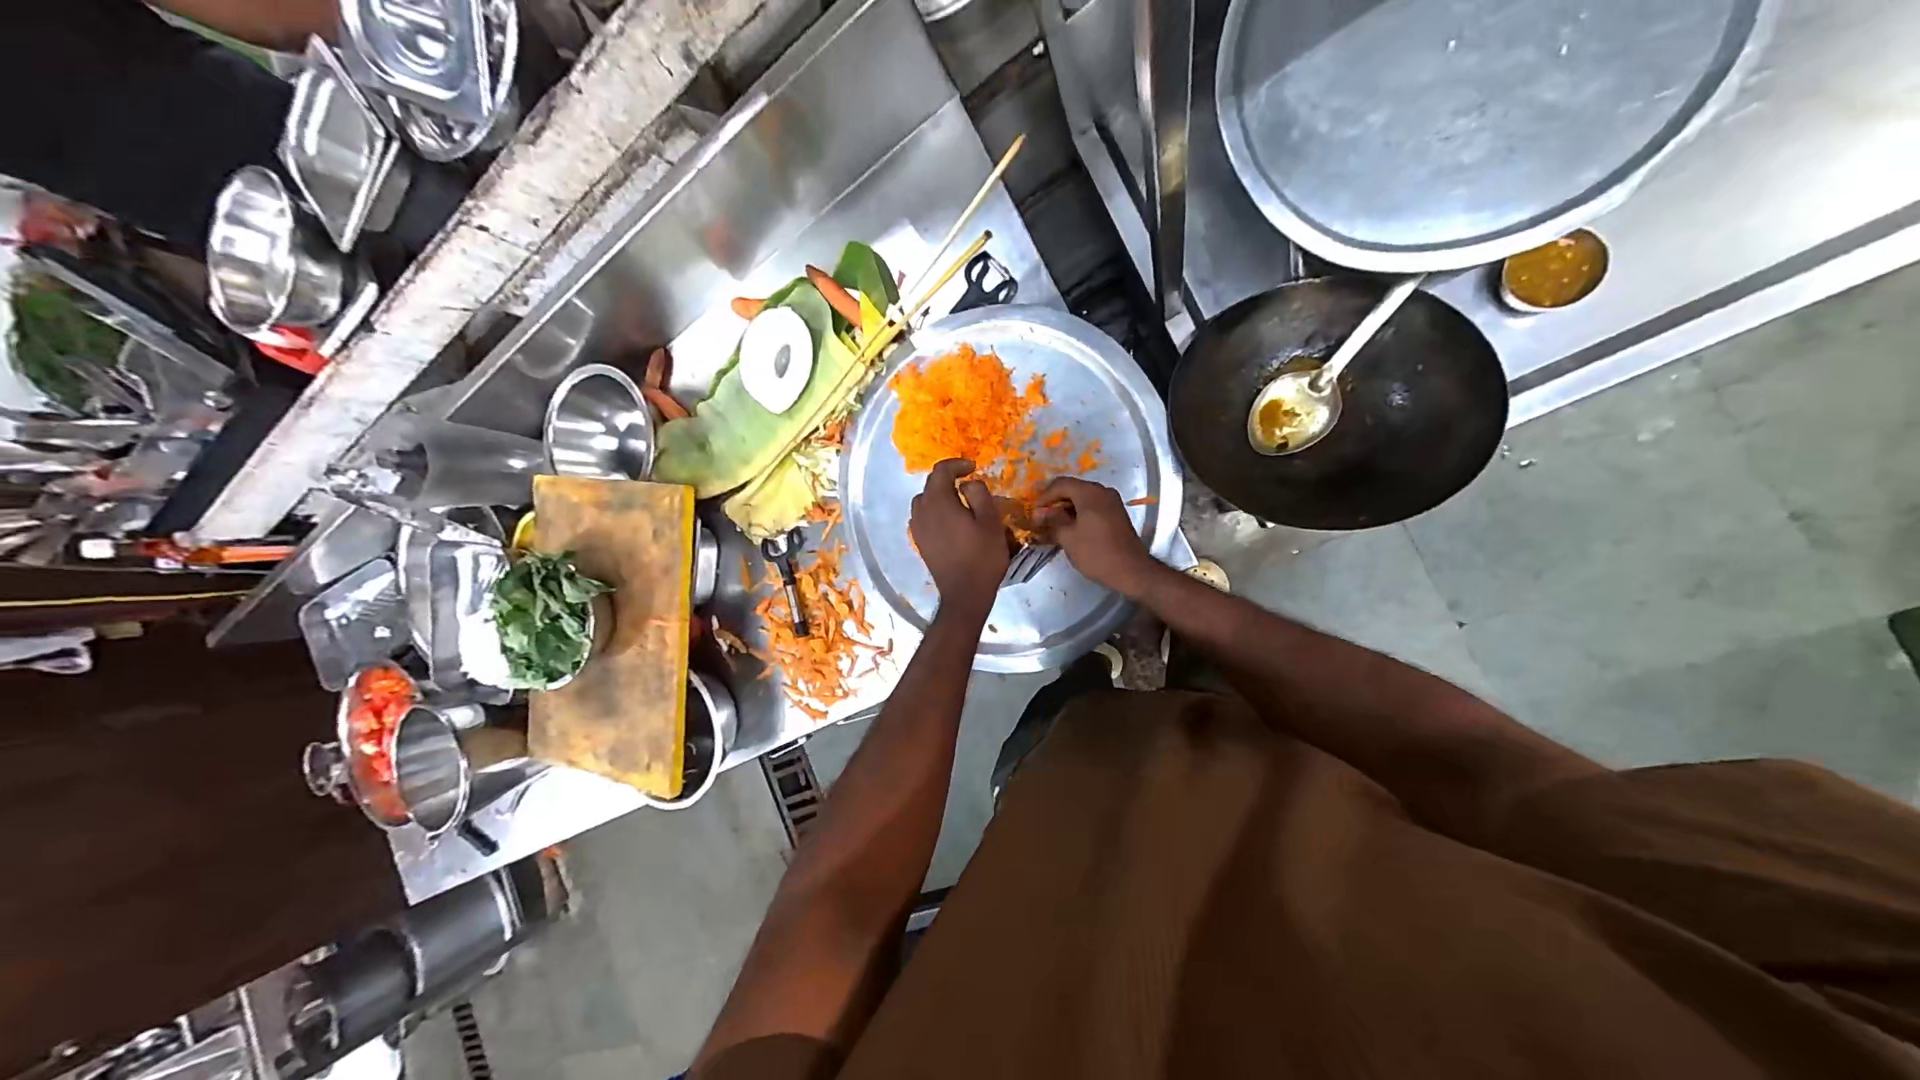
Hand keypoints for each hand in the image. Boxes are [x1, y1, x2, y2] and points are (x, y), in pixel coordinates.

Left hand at [911, 459, 1008, 617]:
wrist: (964, 594)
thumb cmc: (982, 557)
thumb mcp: (990, 520)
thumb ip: (978, 494)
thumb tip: (966, 483)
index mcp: (938, 501)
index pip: (941, 471)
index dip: (957, 464)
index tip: (973, 467)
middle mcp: (921, 511)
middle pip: (930, 484)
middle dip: (948, 478)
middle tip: (969, 482)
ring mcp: (917, 528)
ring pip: (924, 500)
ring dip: (940, 494)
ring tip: (959, 500)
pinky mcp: (919, 541)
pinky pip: (923, 516)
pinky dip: (935, 510)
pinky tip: (951, 520)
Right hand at [1035, 477, 1159, 596]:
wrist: (1131, 571)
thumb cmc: (1097, 553)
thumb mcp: (1068, 537)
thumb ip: (1053, 520)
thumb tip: (1040, 513)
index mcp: (1090, 493)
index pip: (1061, 484)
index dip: (1044, 497)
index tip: (1034, 513)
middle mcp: (1103, 492)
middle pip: (1073, 489)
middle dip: (1055, 502)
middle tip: (1041, 519)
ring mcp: (1112, 502)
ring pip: (1083, 498)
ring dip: (1066, 509)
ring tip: (1053, 526)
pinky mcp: (1116, 514)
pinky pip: (1093, 507)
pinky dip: (1079, 514)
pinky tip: (1070, 529)